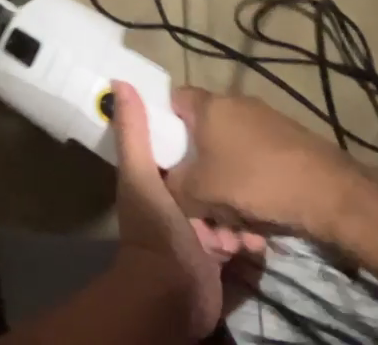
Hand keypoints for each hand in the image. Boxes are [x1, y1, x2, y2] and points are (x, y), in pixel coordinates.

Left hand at [109, 81, 264, 336]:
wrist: (173, 294)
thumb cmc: (155, 229)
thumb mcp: (140, 175)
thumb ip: (133, 132)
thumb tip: (118, 82)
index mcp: (153, 180)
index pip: (175, 149)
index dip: (193, 137)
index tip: (219, 122)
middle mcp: (175, 202)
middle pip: (208, 178)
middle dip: (227, 176)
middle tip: (249, 168)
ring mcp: (199, 230)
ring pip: (229, 207)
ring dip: (242, 209)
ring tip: (257, 208)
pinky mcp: (220, 254)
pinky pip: (242, 238)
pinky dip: (250, 237)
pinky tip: (258, 237)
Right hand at [162, 87, 368, 236]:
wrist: (330, 193)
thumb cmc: (254, 181)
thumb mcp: (199, 191)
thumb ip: (173, 184)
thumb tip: (167, 183)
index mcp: (209, 105)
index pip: (174, 100)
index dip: (164, 124)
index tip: (166, 155)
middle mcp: (236, 103)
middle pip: (204, 132)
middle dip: (200, 170)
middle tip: (201, 204)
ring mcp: (267, 121)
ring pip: (232, 153)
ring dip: (227, 185)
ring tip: (235, 226)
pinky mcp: (290, 141)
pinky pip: (257, 161)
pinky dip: (253, 186)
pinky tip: (259, 220)